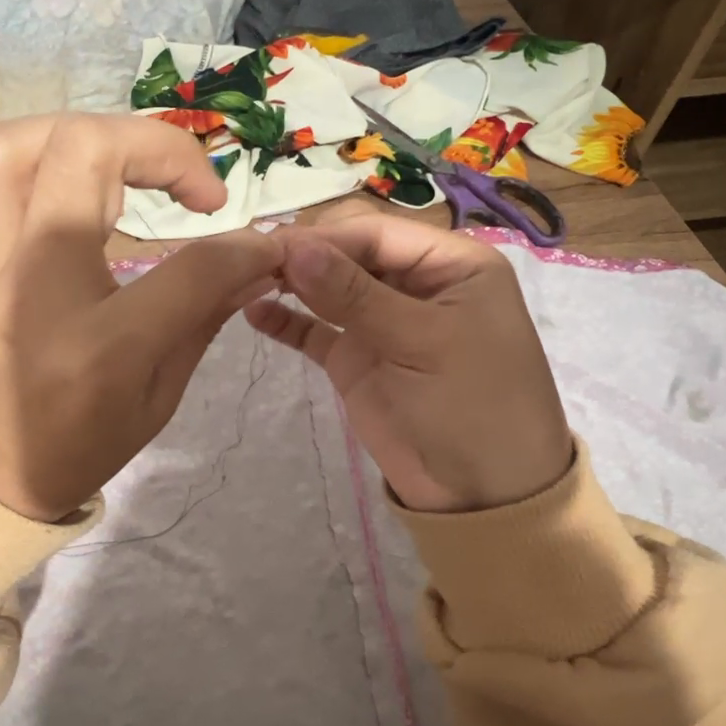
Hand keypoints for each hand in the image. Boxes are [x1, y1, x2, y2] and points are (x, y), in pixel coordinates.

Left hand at [0, 114, 282, 521]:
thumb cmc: (78, 446)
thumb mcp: (159, 399)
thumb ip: (204, 316)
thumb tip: (255, 256)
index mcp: (98, 345)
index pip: (189, 266)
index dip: (241, 244)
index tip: (261, 241)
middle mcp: (34, 284)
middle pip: (83, 153)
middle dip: (154, 146)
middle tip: (190, 186)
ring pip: (9, 144)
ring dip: (76, 132)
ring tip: (121, 164)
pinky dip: (28, 150)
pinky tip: (68, 177)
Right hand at [246, 204, 572, 512]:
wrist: (482, 492)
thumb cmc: (472, 404)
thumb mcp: (421, 342)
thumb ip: (355, 294)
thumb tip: (295, 247)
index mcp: (450, 263)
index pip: (376, 233)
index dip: (325, 237)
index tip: (272, 246)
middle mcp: (415, 283)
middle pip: (349, 253)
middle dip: (304, 255)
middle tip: (252, 263)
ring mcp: (382, 322)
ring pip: (328, 287)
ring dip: (291, 281)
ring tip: (242, 280)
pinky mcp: (356, 358)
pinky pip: (316, 330)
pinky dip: (288, 322)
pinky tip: (254, 314)